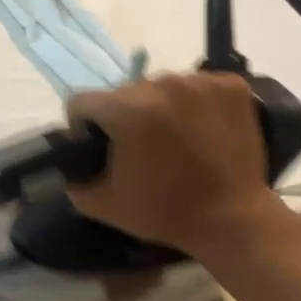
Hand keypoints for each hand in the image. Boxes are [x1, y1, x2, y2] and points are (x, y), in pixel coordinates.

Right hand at [63, 73, 291, 257]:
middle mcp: (163, 84)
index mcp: (127, 110)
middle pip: (123, 92)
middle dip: (123, 116)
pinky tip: (199, 129)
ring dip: (158, 108)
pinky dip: (193, 103)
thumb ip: (73, 178)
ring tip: (172, 140)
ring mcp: (201, 81)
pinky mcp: (232, 85)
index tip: (97, 146)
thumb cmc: (162, 211)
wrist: (232, 218)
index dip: (81, 126)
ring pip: (160, 86)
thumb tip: (68, 164)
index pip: (82, 101)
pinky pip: (196, 85)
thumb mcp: (100, 203)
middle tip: (138, 148)